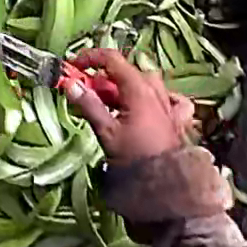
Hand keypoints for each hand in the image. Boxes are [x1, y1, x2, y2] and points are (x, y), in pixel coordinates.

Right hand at [62, 48, 197, 165]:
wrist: (169, 189)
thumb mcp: (107, 132)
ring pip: (145, 82)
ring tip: (111, 102)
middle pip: (126, 71)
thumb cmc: (136, 159)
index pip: (112, 59)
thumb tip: (70, 84)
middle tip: (87, 93)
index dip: (90, 58)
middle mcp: (155, 91)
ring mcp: (168, 105)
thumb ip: (89, 105)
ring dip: (124, 87)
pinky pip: (170, 99)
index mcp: (138, 89)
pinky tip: (150, 105)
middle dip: (103, 78)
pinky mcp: (177, 120)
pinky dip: (157, 97)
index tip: (74, 66)